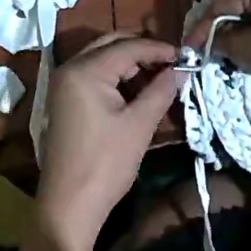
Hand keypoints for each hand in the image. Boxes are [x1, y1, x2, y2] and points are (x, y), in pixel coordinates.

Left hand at [37, 35, 180, 248]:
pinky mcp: (66, 100)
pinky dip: (117, 77)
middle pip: (112, 44)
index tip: (186, 56)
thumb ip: (161, 90)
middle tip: (173, 63)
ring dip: (131, 63)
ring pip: (103, 59)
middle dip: (143, 51)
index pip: (129, 46)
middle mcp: (70, 68)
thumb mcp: (140, 124)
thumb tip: (180, 70)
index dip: (159, 49)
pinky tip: (139, 89)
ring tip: (161, 76)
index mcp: (85, 70)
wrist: (69, 205)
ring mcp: (64, 84)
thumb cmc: (106, 163)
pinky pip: (94, 76)